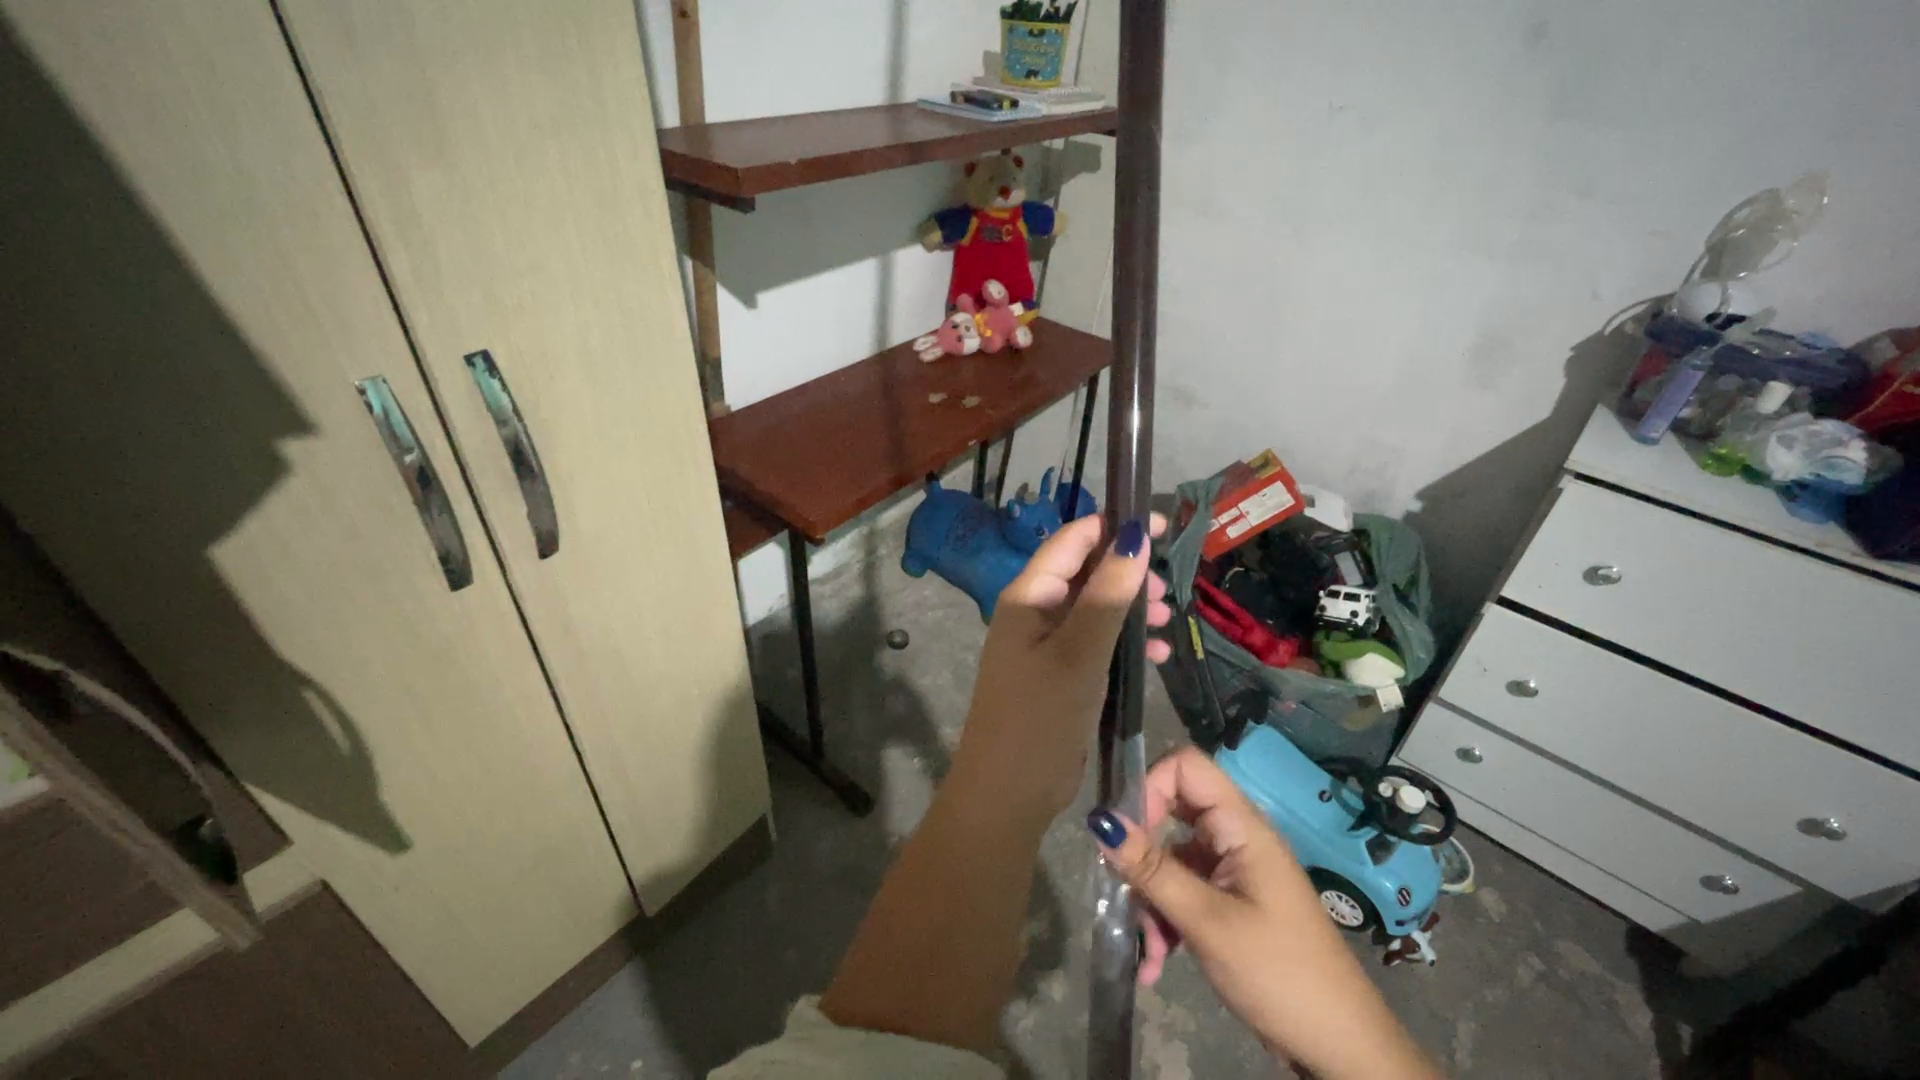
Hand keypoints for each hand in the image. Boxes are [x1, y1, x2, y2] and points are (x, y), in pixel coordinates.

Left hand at [949, 514, 1170, 820]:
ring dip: (1131, 609)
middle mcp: (1034, 615)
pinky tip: (1157, 653)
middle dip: (1127, 573)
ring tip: (1168, 620)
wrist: (1008, 793)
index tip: (1162, 525)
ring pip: (1095, 611)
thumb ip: (1107, 595)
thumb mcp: (1079, 653)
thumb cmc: (1039, 716)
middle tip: (1166, 588)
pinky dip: (1125, 643)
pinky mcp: (1060, 678)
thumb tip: (1134, 536)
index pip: (1070, 542)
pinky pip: (1096, 645)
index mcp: (1027, 598)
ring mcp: (1046, 648)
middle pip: (1085, 574)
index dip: (1112, 527)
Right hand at [1089, 749, 1439, 1079]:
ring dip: (1151, 902)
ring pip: (1171, 860)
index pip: (1186, 767)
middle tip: (1122, 891)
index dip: (1149, 788)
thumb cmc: (1278, 973)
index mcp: (1243, 827)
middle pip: (1171, 815)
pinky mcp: (1231, 903)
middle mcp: (1237, 839)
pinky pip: (1183, 893)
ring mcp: (1234, 872)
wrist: (1339, 1045)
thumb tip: (1100, 820)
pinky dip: (1165, 924)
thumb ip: (1152, 869)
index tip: (1126, 836)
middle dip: (1141, 855)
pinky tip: (1156, 966)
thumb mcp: (1207, 921)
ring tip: (1149, 952)